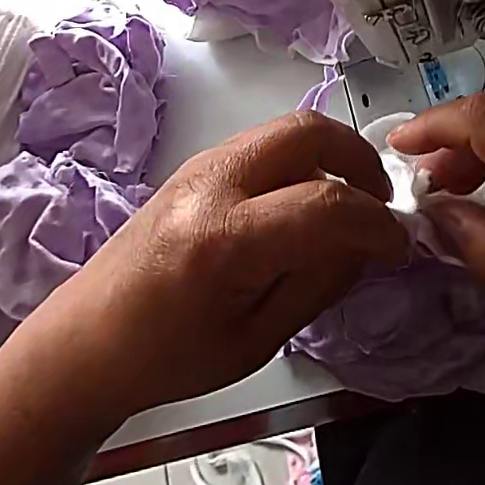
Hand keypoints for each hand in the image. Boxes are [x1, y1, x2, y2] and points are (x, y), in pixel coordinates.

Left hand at [33, 111, 408, 416]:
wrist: (86, 337)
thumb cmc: (167, 356)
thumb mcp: (257, 339)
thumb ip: (320, 282)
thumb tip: (367, 242)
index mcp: (223, 239)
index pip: (324, 205)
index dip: (375, 223)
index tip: (398, 245)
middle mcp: (213, 182)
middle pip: (307, 133)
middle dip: (358, 159)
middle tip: (380, 201)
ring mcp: (202, 164)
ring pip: (288, 128)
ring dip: (332, 154)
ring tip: (350, 200)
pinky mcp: (198, 163)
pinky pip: (267, 143)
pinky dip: (304, 159)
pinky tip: (308, 198)